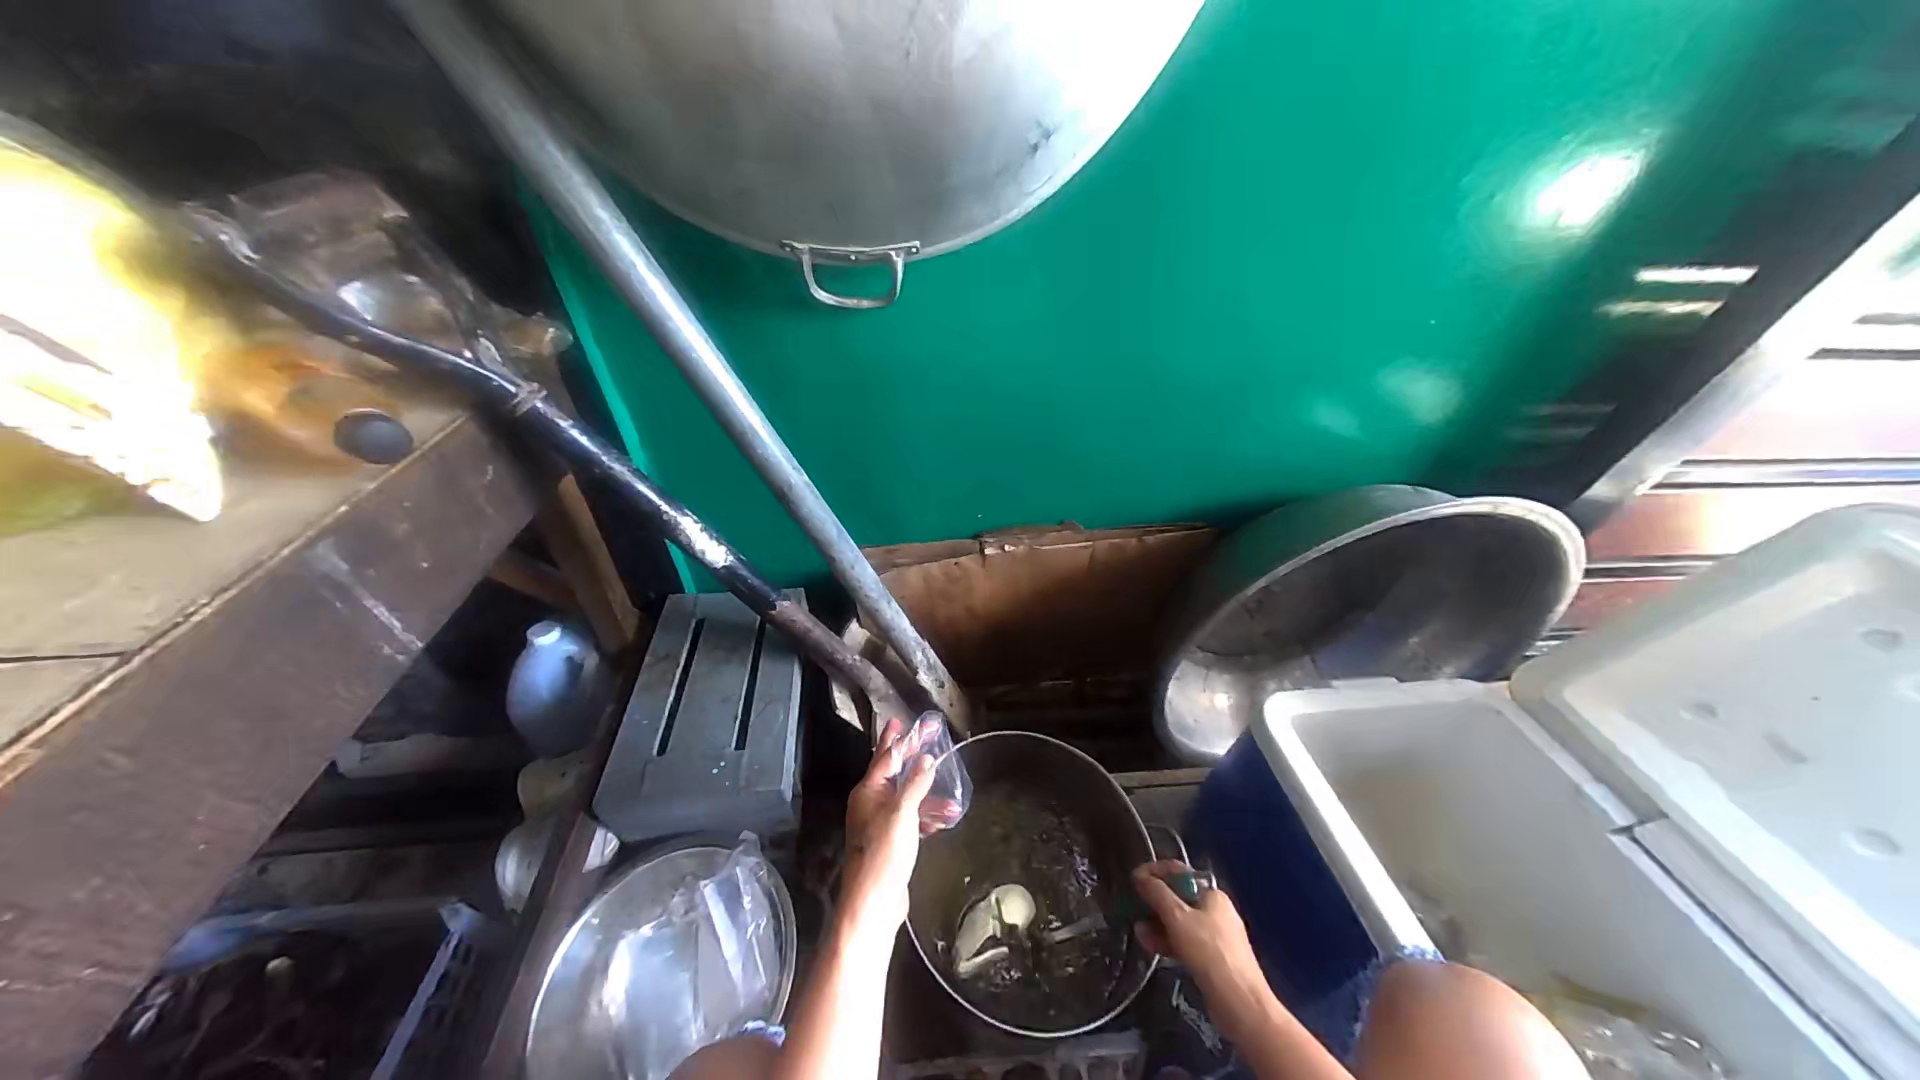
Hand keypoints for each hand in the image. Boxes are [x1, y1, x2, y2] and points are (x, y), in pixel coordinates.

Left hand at [839, 717, 937, 937]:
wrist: (874, 901)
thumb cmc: (884, 852)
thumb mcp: (902, 812)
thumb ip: (915, 784)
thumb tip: (927, 758)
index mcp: (868, 791)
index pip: (885, 756)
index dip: (898, 738)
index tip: (906, 721)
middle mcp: (870, 804)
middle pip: (893, 772)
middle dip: (910, 757)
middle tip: (923, 738)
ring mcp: (880, 824)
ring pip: (906, 798)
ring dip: (927, 794)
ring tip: (951, 793)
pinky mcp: (892, 842)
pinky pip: (912, 819)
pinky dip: (927, 815)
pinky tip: (945, 818)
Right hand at [1132, 861, 1272, 1031]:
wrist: (1241, 1004)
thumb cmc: (1209, 953)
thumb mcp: (1177, 917)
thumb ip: (1156, 893)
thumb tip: (1140, 876)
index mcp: (1211, 894)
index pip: (1178, 872)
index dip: (1153, 871)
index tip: (1133, 879)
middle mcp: (1215, 910)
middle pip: (1178, 897)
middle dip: (1153, 902)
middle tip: (1133, 908)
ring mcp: (1215, 936)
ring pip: (1179, 922)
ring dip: (1157, 924)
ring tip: (1138, 932)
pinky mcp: (1212, 959)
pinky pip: (1185, 941)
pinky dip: (1167, 941)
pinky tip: (1151, 946)